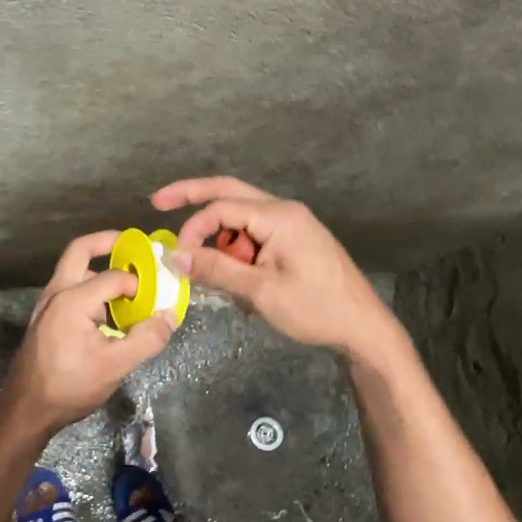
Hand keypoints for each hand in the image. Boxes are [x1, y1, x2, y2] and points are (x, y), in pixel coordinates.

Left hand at [2, 232, 176, 434]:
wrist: (27, 408)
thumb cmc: (70, 386)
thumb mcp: (115, 366)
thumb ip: (146, 339)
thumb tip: (169, 316)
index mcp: (72, 299)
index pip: (115, 276)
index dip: (140, 285)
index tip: (157, 299)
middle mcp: (56, 293)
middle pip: (80, 252)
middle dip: (106, 242)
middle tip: (131, 245)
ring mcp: (46, 305)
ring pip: (72, 271)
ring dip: (97, 270)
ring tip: (125, 288)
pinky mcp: (45, 319)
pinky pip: (68, 291)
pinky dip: (89, 289)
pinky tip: (107, 315)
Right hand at [151, 177, 406, 363]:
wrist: (363, 328)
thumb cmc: (315, 309)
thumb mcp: (260, 291)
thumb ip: (217, 270)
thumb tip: (176, 256)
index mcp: (279, 216)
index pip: (221, 208)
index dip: (193, 230)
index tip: (178, 260)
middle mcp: (284, 211)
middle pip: (229, 193)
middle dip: (192, 197)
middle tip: (158, 201)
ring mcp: (291, 225)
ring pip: (240, 218)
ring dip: (220, 240)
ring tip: (216, 278)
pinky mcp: (294, 242)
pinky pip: (254, 236)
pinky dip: (237, 252)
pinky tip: (236, 282)